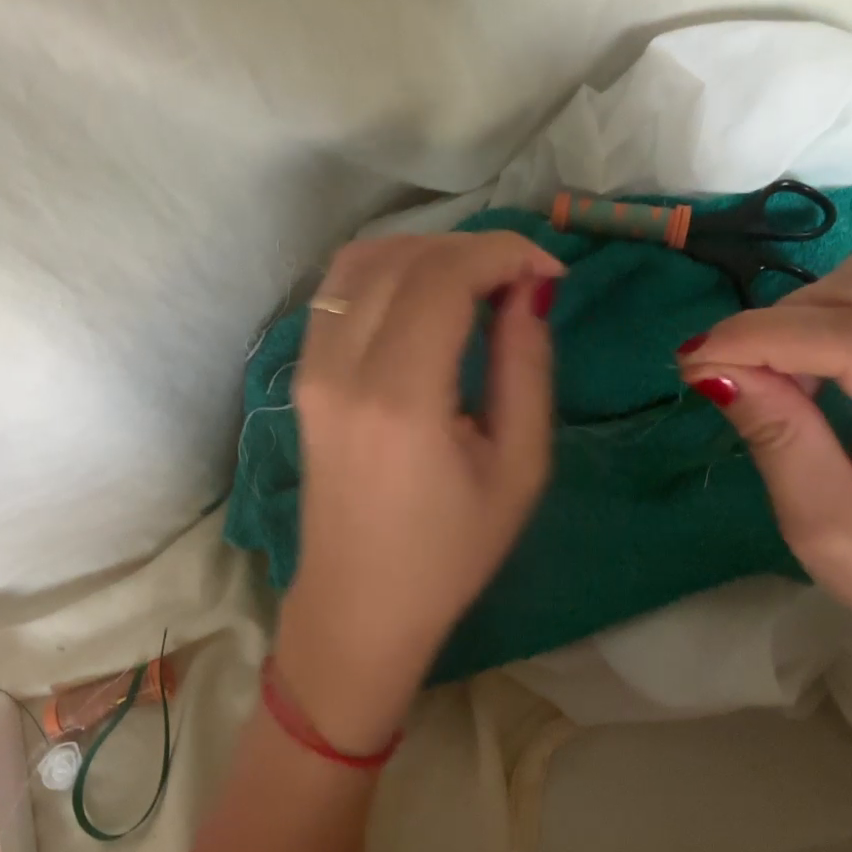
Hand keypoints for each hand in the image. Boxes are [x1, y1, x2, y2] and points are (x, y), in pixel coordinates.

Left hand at [275, 232, 562, 751]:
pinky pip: (338, 289)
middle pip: (404, 258)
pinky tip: (425, 294)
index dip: (503, 253)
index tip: (549, 273)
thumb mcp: (517, 468)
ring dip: (426, 250)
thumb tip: (530, 290)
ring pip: (362, 260)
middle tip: (521, 278)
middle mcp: (342, 368)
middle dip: (473, 247)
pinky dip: (386, 269)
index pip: (444, 276)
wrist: (357, 605)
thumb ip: (526, 366)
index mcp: (400, 398)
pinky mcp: (302, 375)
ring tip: (477, 280)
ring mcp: (311, 368)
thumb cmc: (449, 554)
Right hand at [676, 251, 851, 703]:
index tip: (693, 356)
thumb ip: (779, 439)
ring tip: (778, 377)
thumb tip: (714, 365)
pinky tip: (816, 372)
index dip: (767, 336)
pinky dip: (834, 324)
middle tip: (731, 372)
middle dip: (785, 320)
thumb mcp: (830, 531)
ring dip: (808, 317)